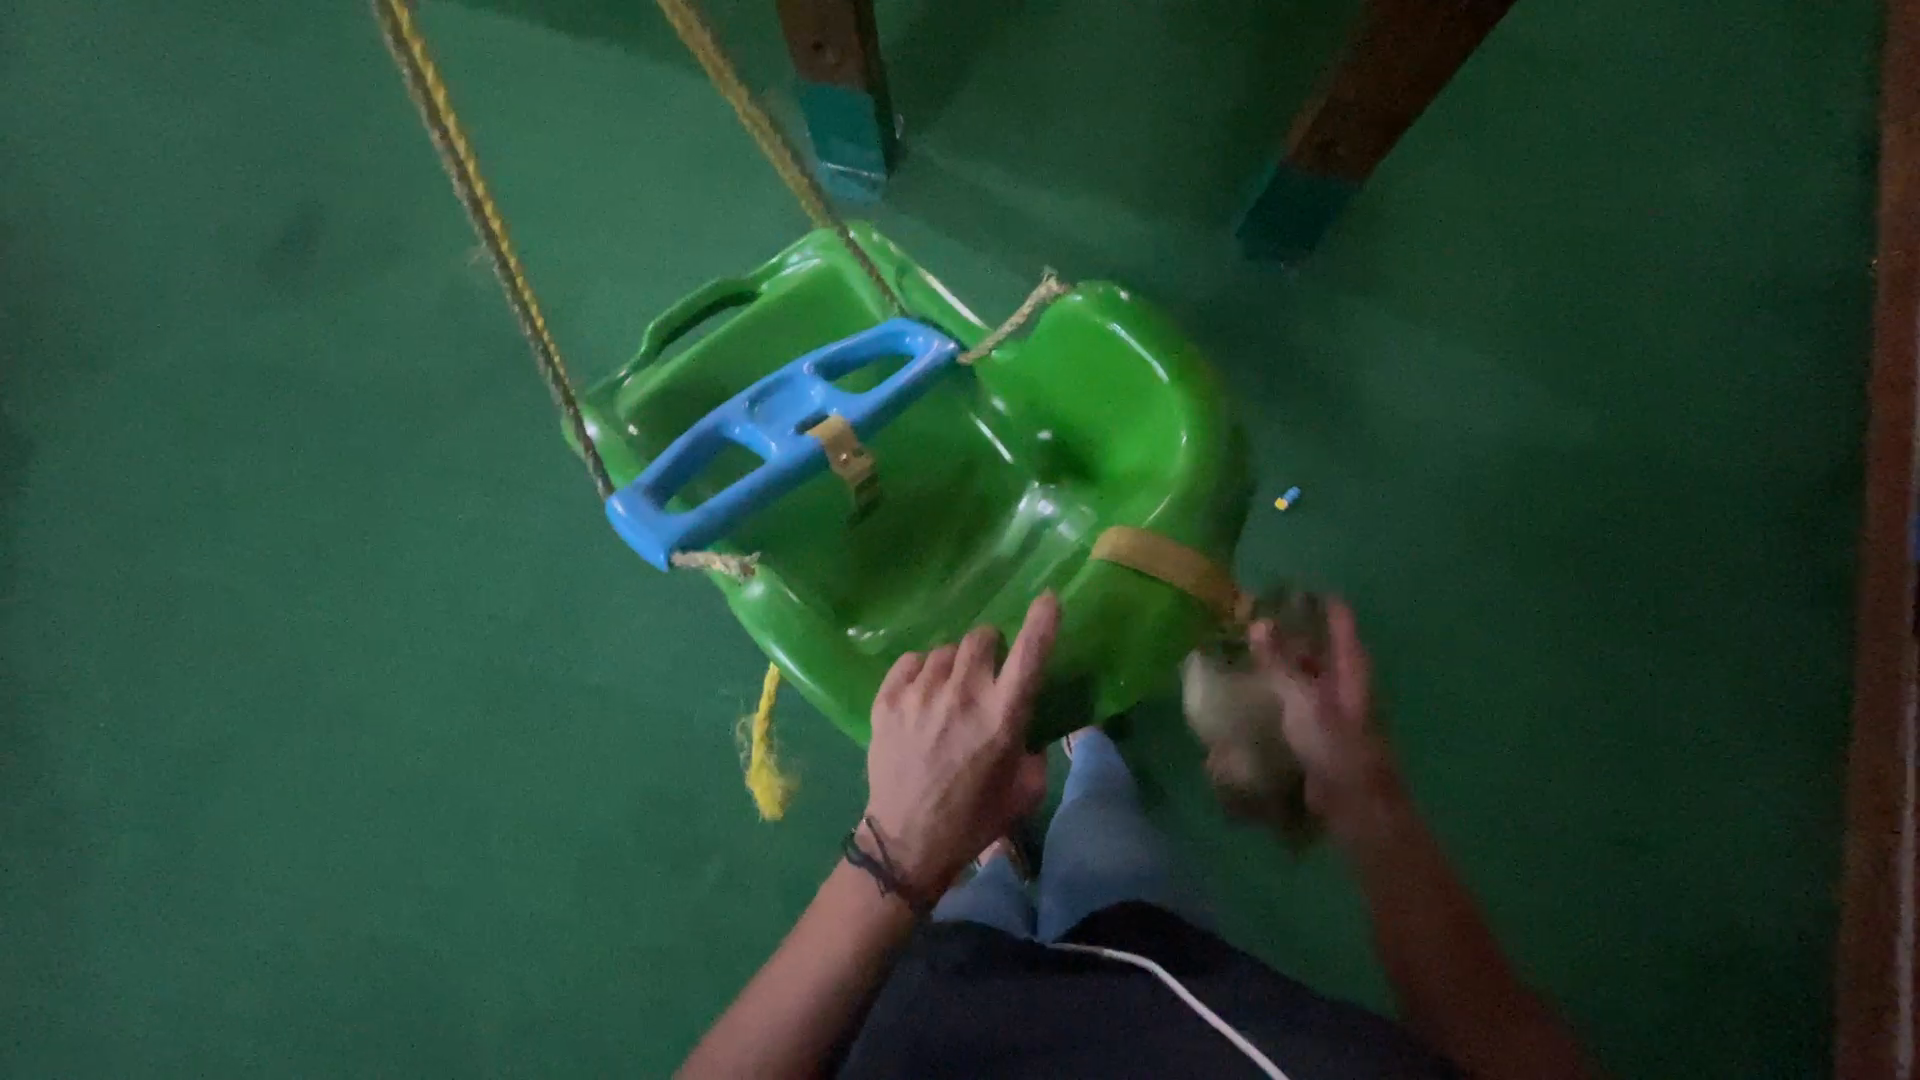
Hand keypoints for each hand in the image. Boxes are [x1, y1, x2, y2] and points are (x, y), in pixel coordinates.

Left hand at [861, 593, 1059, 899]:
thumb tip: (1029, 724)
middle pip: (981, 637)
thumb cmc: (974, 819)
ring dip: (954, 664)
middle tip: (986, 671)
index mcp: (1003, 715)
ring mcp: (920, 694)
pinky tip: (921, 694)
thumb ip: (1035, 749)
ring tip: (948, 691)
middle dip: (989, 648)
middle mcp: (962, 694)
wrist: (907, 842)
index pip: (1030, 652)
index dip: (1043, 620)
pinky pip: (910, 661)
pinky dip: (920, 671)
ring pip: (944, 649)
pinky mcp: (887, 700)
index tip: (1048, 599)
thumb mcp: (1025, 790)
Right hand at [1249, 599, 1409, 846]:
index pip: (1339, 620)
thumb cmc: (1336, 744)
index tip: (1286, 586)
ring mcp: (1335, 708)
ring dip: (1284, 660)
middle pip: (1322, 645)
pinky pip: (1297, 699)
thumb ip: (1280, 661)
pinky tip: (1254, 690)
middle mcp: (1346, 682)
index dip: (1317, 601)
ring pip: (1308, 673)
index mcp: (1351, 667)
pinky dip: (1279, 689)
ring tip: (1247, 648)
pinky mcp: (1321, 731)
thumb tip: (1259, 622)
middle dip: (1293, 630)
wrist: (1355, 802)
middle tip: (1254, 615)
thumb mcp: (1304, 698)